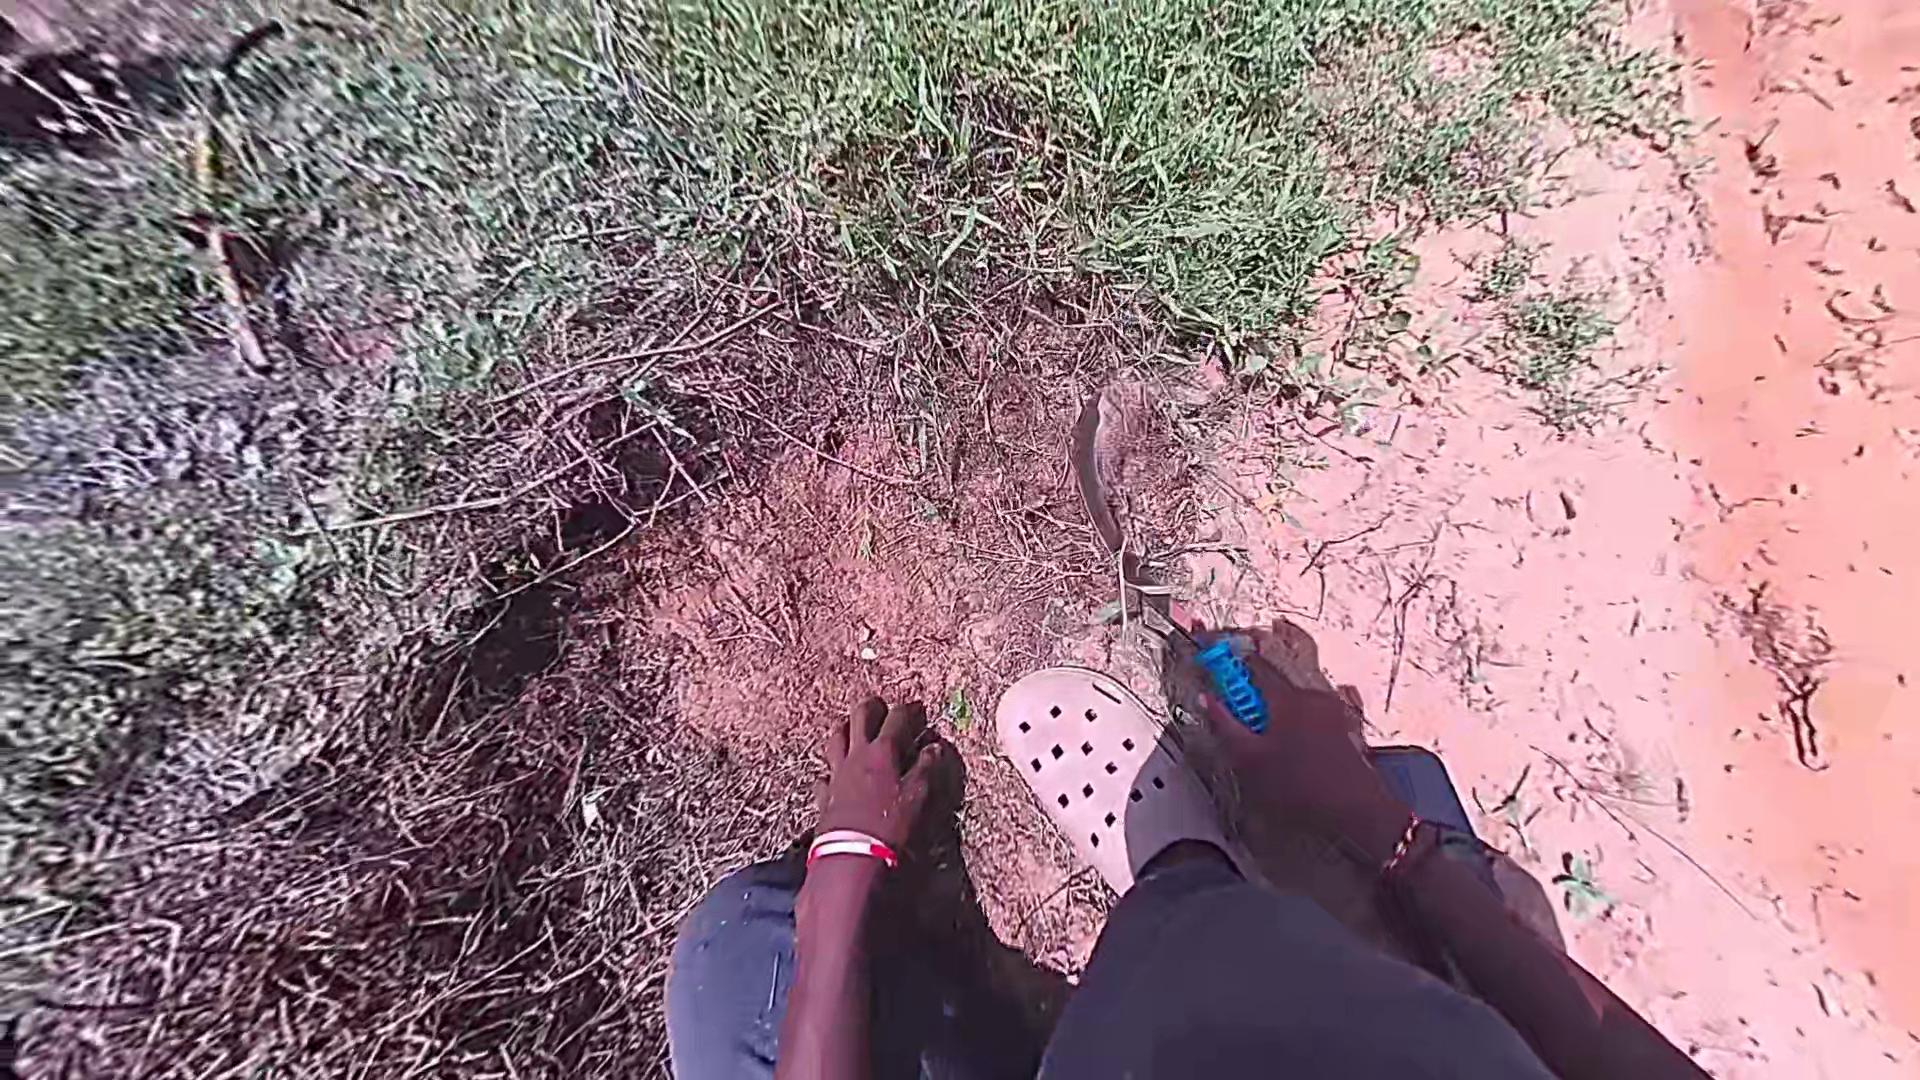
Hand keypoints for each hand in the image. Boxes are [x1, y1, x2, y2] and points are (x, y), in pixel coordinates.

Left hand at [818, 697, 942, 848]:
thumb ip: (925, 769)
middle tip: (880, 706)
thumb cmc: (889, 826)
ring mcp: (837, 773)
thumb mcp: (916, 797)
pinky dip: (830, 770)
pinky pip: (824, 775)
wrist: (851, 858)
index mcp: (882, 752)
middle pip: (860, 717)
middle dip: (871, 707)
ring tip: (853, 727)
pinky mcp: (824, 795)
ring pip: (836, 738)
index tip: (915, 708)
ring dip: (846, 729)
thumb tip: (935, 747)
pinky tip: (833, 775)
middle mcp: (857, 755)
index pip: (896, 719)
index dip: (907, 710)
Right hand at [1198, 646, 1408, 862]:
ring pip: (1289, 701)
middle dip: (1250, 698)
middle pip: (1271, 683)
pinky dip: (1292, 723)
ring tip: (1266, 746)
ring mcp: (1331, 711)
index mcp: (1287, 697)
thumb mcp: (1248, 758)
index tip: (1215, 678)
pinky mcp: (1343, 727)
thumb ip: (1224, 723)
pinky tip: (1291, 752)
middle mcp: (1311, 696)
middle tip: (1239, 726)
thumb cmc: (1299, 787)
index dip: (1229, 667)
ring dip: (1271, 714)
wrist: (1358, 816)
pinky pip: (1308, 714)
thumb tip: (1208, 698)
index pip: (1252, 665)